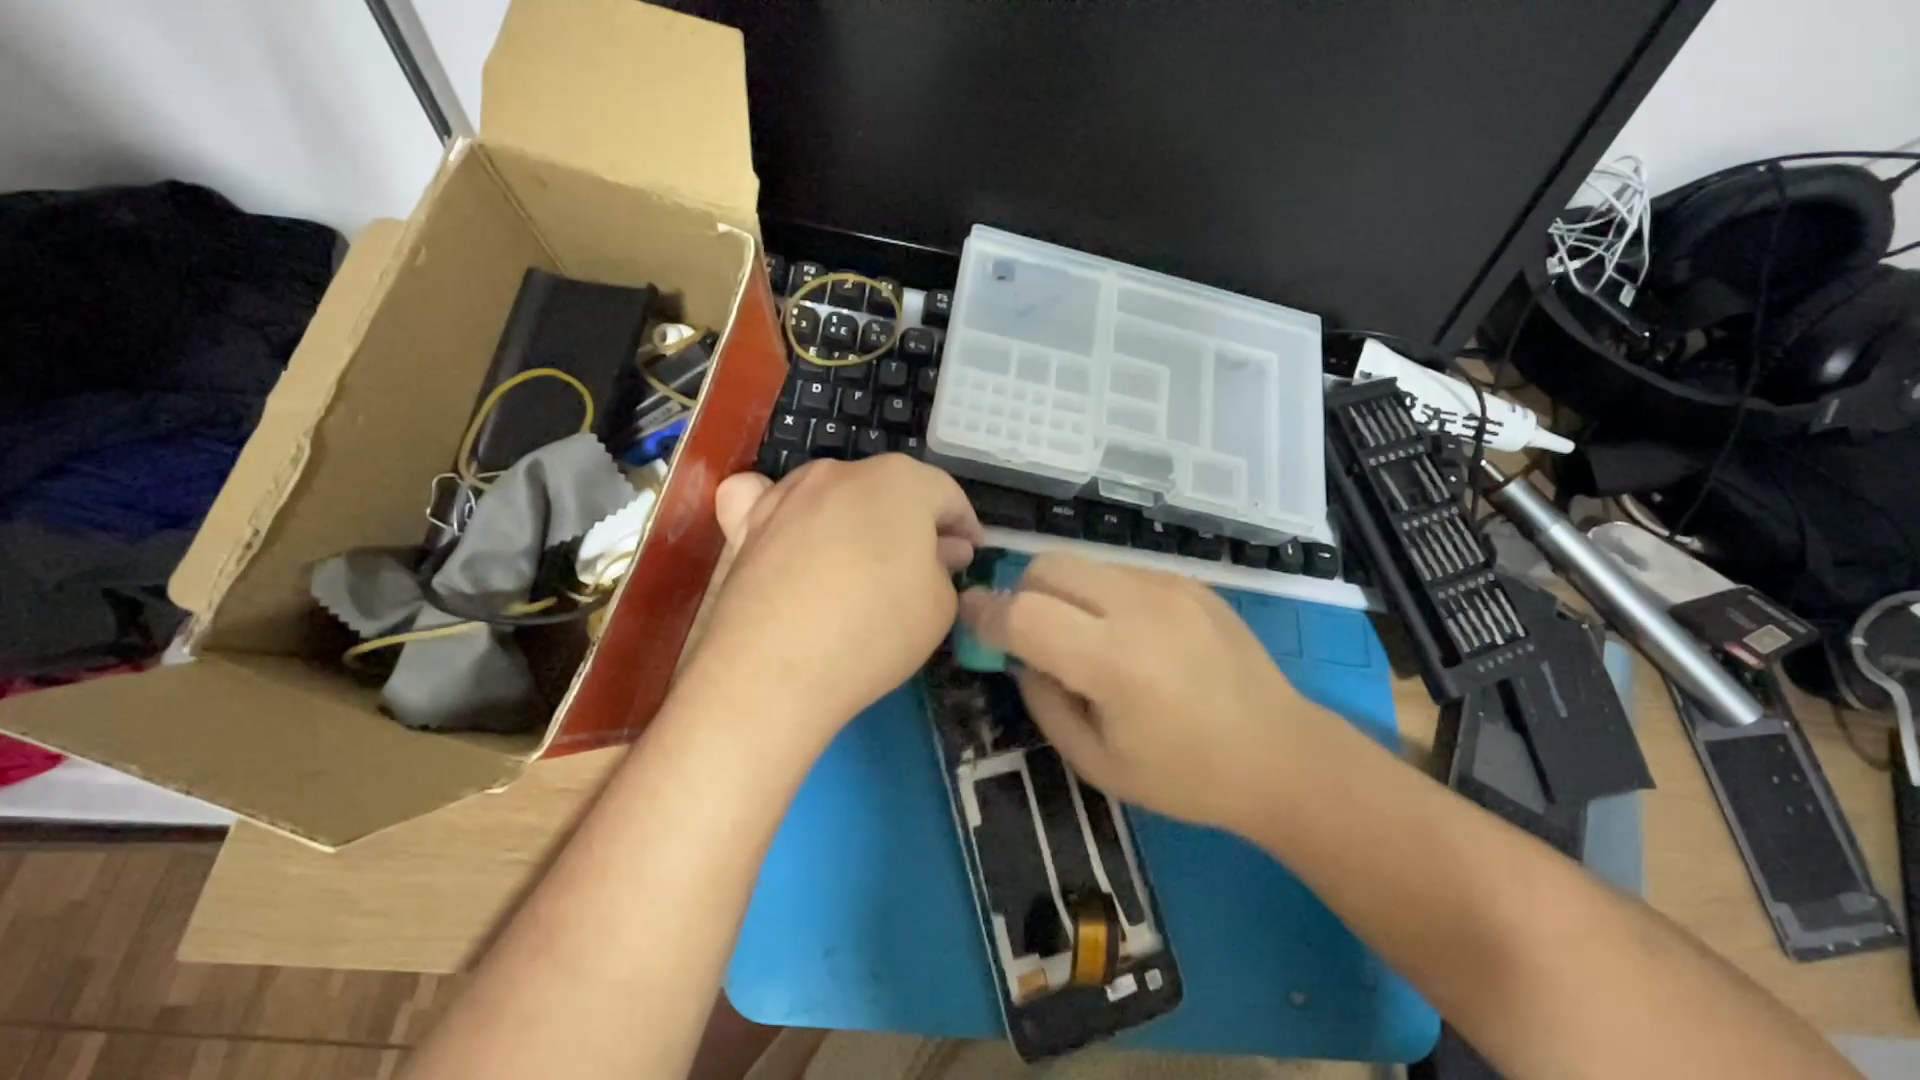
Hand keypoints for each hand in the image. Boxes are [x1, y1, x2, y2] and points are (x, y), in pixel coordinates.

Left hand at [691, 455, 981, 740]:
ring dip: (851, 518)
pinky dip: (780, 510)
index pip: (946, 495)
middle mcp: (842, 472)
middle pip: (887, 490)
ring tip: (857, 562)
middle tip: (920, 566)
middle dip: (908, 522)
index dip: (963, 527)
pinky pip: (762, 499)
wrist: (777, 668)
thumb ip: (944, 566)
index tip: (969, 555)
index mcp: (901, 481)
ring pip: (832, 494)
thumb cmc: (876, 630)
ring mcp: (788, 494)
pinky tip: (786, 532)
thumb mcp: (940, 605)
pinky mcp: (745, 523)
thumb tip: (940, 550)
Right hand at [958, 553, 1344, 833]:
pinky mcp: (1190, 581)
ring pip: (1082, 562)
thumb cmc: (1185, 777)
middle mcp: (1140, 608)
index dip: (985, 616)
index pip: (1023, 613)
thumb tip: (1017, 656)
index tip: (970, 624)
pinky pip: (1120, 571)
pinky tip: (1127, 636)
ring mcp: (1170, 587)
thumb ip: (1043, 702)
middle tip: (1028, 638)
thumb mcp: (1095, 762)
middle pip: (1046, 567)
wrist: (1280, 754)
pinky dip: (1101, 595)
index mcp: (1114, 662)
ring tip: (1082, 638)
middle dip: (1021, 596)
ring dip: (1061, 593)